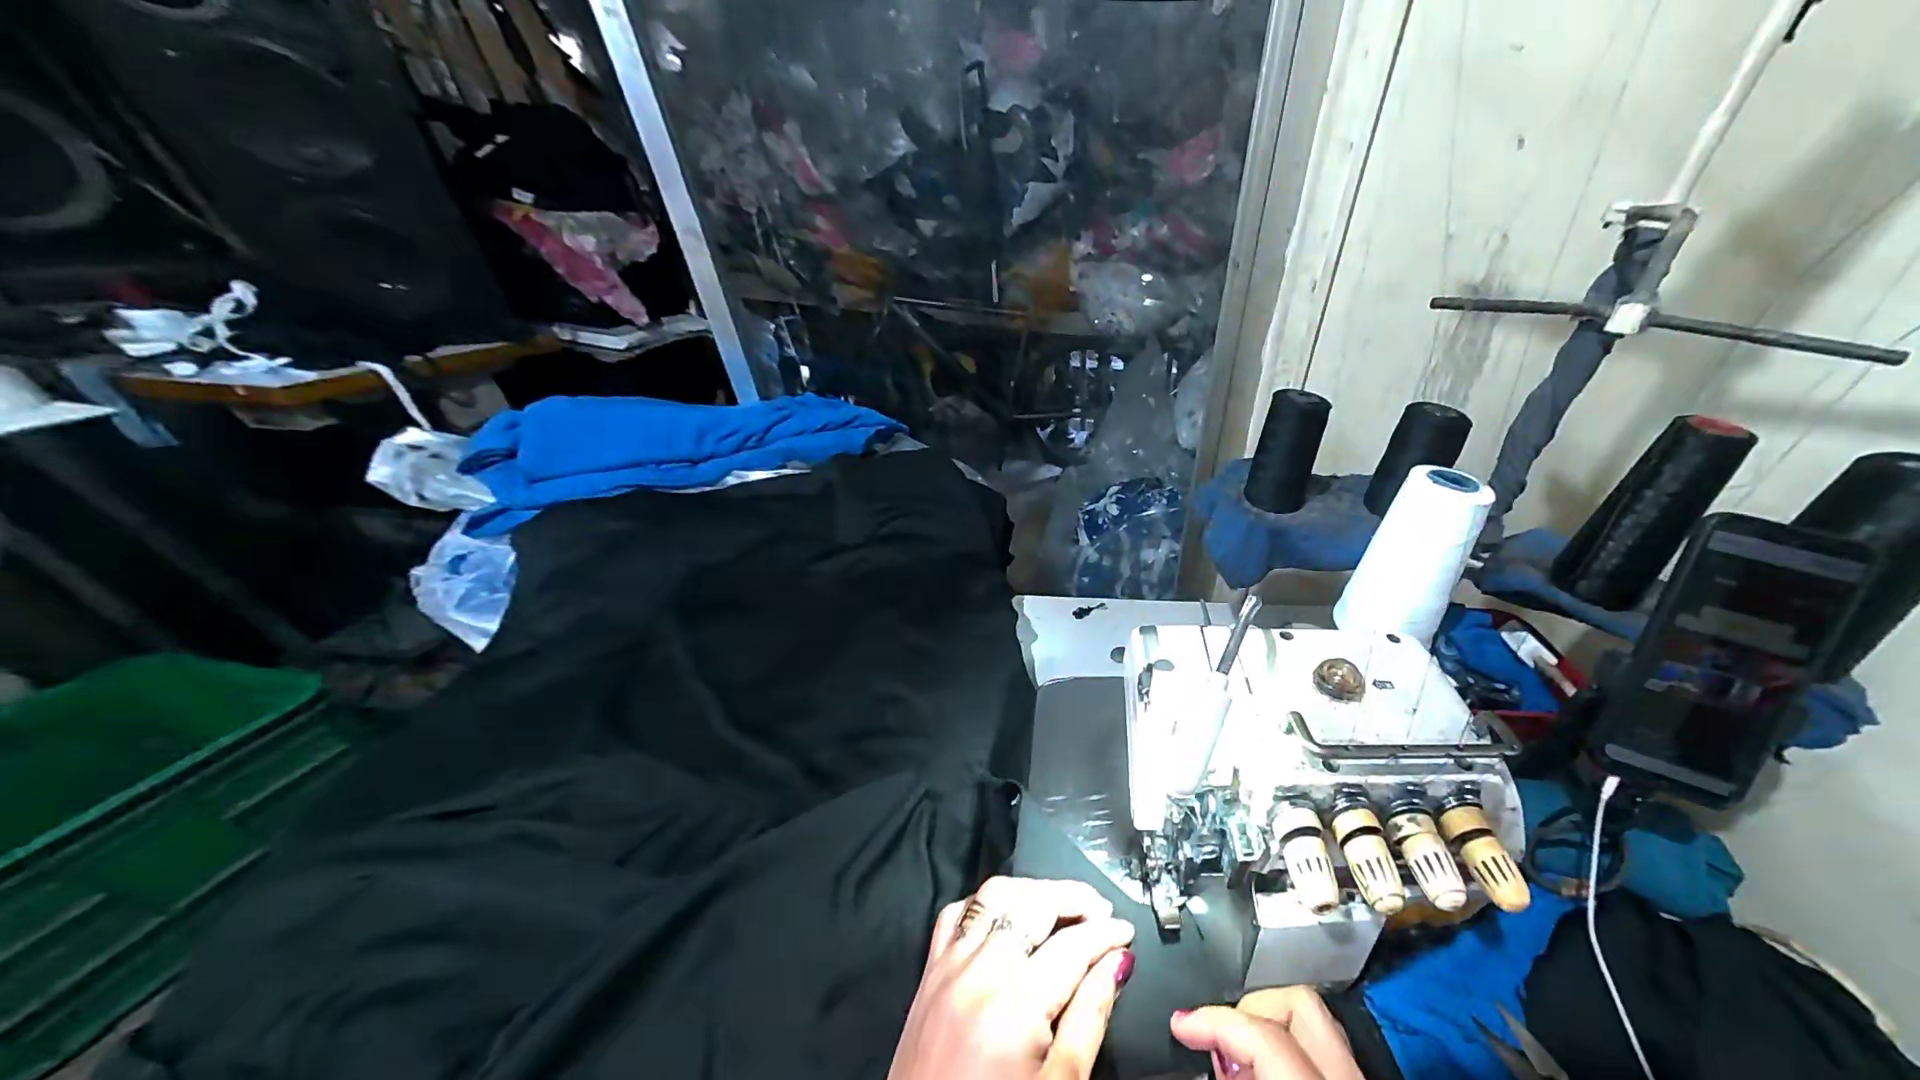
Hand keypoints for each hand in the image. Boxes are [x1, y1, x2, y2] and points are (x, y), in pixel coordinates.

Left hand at [888, 877, 1136, 1079]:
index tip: (1127, 934)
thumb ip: (1090, 1018)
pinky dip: (985, 902)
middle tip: (1102, 912)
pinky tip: (1006, 914)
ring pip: (993, 895)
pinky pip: (956, 913)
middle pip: (1032, 904)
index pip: (1071, 945)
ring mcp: (949, 965)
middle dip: (1073, 898)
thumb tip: (1116, 964)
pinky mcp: (930, 971)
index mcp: (1015, 1004)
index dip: (1106, 934)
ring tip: (1060, 905)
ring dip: (1031, 890)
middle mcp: (979, 970)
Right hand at [1170, 987, 1364, 1079]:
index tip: (1182, 1026)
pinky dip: (1290, 1049)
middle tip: (1217, 1036)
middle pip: (1299, 1002)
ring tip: (1239, 1059)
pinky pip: (1326, 1051)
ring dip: (1268, 1025)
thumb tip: (1190, 1040)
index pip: (1264, 1032)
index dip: (1212, 1021)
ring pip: (1316, 1022)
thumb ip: (1223, 1075)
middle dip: (1248, 1007)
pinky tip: (1266, 1072)